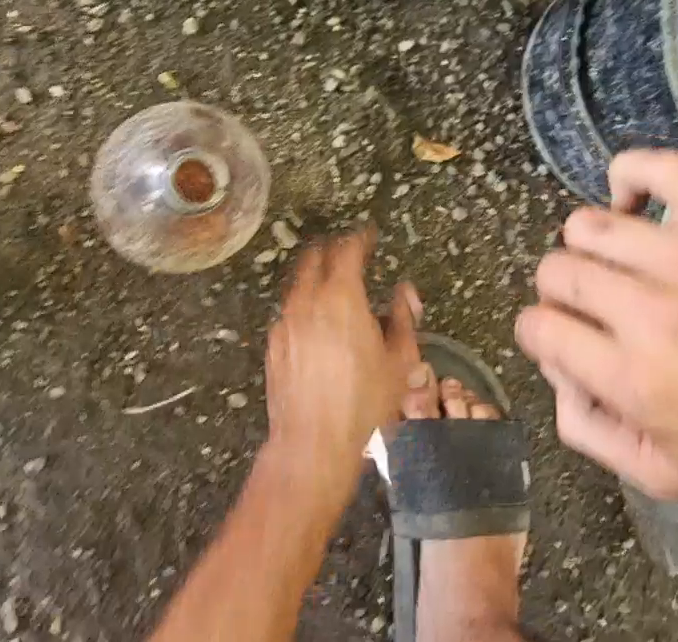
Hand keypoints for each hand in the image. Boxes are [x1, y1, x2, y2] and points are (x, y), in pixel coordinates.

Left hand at [265, 228, 419, 481]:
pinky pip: (288, 312)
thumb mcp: (398, 362)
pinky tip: (313, 322)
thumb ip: (402, 319)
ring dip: (314, 276)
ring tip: (330, 283)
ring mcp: (285, 322)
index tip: (368, 234)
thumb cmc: (364, 404)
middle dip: (332, 249)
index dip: (359, 238)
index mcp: (342, 297)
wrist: (313, 443)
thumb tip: (405, 291)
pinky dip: (302, 305)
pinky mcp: (273, 344)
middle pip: (315, 258)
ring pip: (297, 284)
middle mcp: (308, 301)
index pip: (348, 251)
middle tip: (348, 252)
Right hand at [515, 150, 677, 504]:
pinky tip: (636, 208)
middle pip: (555, 271)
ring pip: (586, 224)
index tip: (567, 344)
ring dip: (589, 250)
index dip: (542, 337)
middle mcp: (653, 310)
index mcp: (636, 378)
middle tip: (597, 315)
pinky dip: (628, 177)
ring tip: (622, 271)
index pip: (537, 327)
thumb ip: (586, 429)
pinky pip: (655, 168)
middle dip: (561, 296)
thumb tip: (556, 372)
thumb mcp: (664, 476)